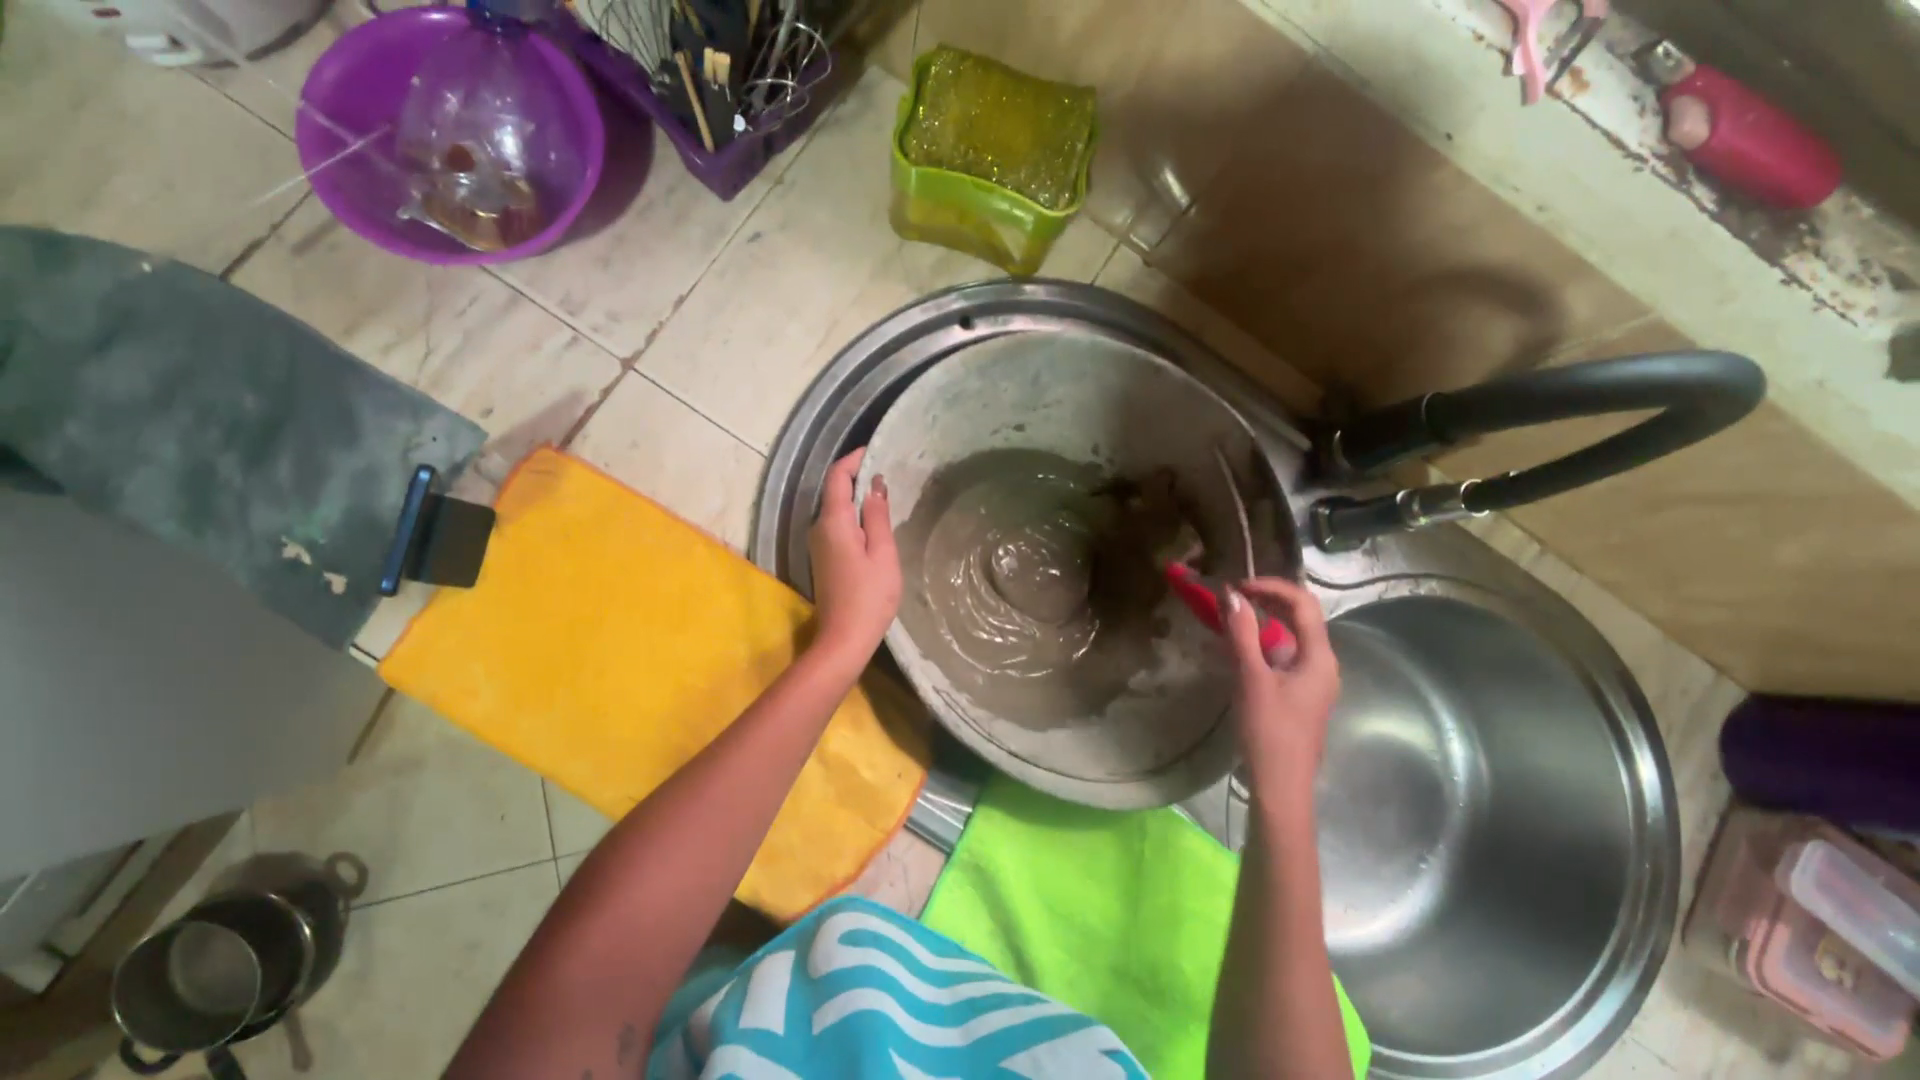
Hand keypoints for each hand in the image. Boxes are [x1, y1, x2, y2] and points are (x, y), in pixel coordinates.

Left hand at [808, 448, 901, 664]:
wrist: (844, 638)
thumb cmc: (870, 596)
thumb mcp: (883, 553)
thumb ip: (878, 516)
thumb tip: (876, 485)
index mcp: (834, 522)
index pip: (837, 477)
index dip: (854, 460)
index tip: (875, 450)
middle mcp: (820, 528)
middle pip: (835, 491)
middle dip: (857, 477)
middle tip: (888, 470)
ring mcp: (819, 544)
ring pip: (836, 510)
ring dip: (857, 498)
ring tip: (886, 493)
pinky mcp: (824, 558)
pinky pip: (838, 526)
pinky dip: (855, 516)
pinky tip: (875, 523)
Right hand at [1224, 579, 1338, 800]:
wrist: (1281, 786)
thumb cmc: (1269, 732)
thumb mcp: (1251, 679)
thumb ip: (1243, 634)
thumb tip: (1233, 595)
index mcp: (1319, 657)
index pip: (1303, 604)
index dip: (1272, 587)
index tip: (1238, 587)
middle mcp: (1324, 664)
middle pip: (1302, 617)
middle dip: (1269, 600)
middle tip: (1233, 597)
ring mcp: (1315, 681)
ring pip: (1293, 637)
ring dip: (1265, 621)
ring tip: (1233, 617)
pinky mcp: (1302, 695)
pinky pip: (1286, 656)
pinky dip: (1265, 644)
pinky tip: (1241, 649)